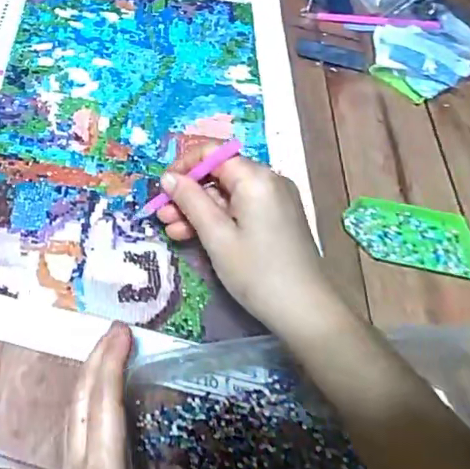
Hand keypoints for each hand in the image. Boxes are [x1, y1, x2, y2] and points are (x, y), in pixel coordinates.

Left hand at [56, 323, 143, 468]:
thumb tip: (176, 464)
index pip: (103, 408)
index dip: (110, 364)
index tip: (123, 333)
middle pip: (80, 402)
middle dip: (94, 360)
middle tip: (116, 333)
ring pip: (72, 415)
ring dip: (87, 379)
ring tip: (107, 357)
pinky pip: (72, 434)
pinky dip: (85, 406)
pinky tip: (96, 409)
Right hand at [155, 153, 340, 337]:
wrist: (308, 315)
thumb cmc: (258, 272)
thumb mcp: (216, 236)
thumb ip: (189, 200)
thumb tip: (168, 177)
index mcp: (255, 178)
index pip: (212, 153)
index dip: (183, 165)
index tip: (162, 187)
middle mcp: (269, 180)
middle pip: (218, 174)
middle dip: (187, 192)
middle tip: (161, 213)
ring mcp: (275, 200)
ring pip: (226, 193)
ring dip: (198, 208)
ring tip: (172, 229)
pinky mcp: (277, 219)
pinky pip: (240, 208)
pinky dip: (217, 219)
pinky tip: (193, 236)